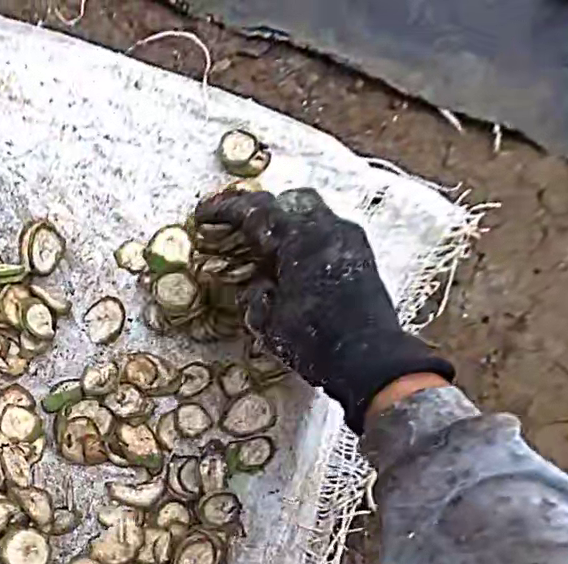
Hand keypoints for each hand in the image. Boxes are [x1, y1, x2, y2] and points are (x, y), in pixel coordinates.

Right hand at [194, 188, 453, 430]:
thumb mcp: (266, 320)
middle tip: (231, 226)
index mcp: (302, 241)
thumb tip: (254, 281)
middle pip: (290, 202)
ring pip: (309, 216)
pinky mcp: (358, 256)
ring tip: (256, 247)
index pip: (258, 212)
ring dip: (280, 226)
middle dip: (258, 211)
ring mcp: (348, 240)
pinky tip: (282, 263)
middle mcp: (329, 230)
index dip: (226, 210)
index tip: (201, 214)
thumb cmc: (310, 340)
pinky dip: (296, 241)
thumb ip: (255, 292)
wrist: (365, 357)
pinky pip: (321, 234)